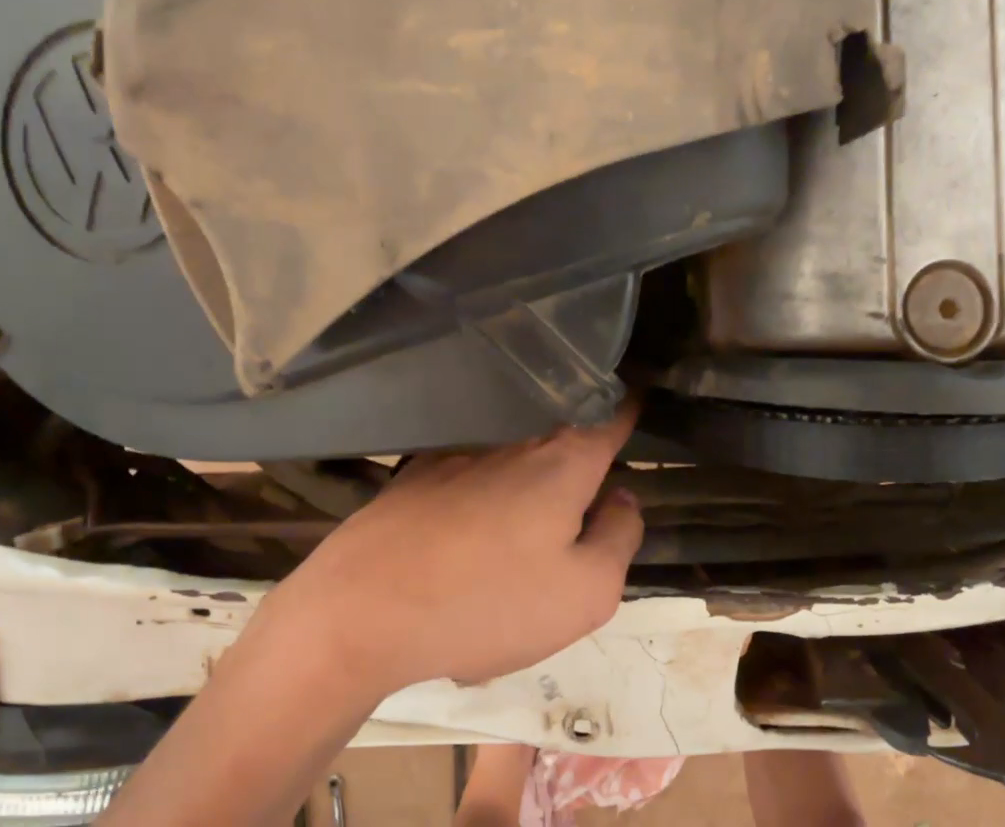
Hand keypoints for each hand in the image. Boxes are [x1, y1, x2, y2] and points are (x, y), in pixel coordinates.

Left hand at [258, 406, 644, 695]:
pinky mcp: (414, 476)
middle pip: (561, 438)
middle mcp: (513, 443)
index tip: (642, 393)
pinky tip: (466, 547)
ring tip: (518, 544)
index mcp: (563, 462)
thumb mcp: (586, 592)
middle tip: (585, 502)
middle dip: (579, 458)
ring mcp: (457, 454)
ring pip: (512, 462)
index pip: (611, 415)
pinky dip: (480, 503)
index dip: (632, 405)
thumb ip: (620, 537)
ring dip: (526, 489)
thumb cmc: (488, 602)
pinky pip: (468, 480)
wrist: (362, 610)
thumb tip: (621, 498)